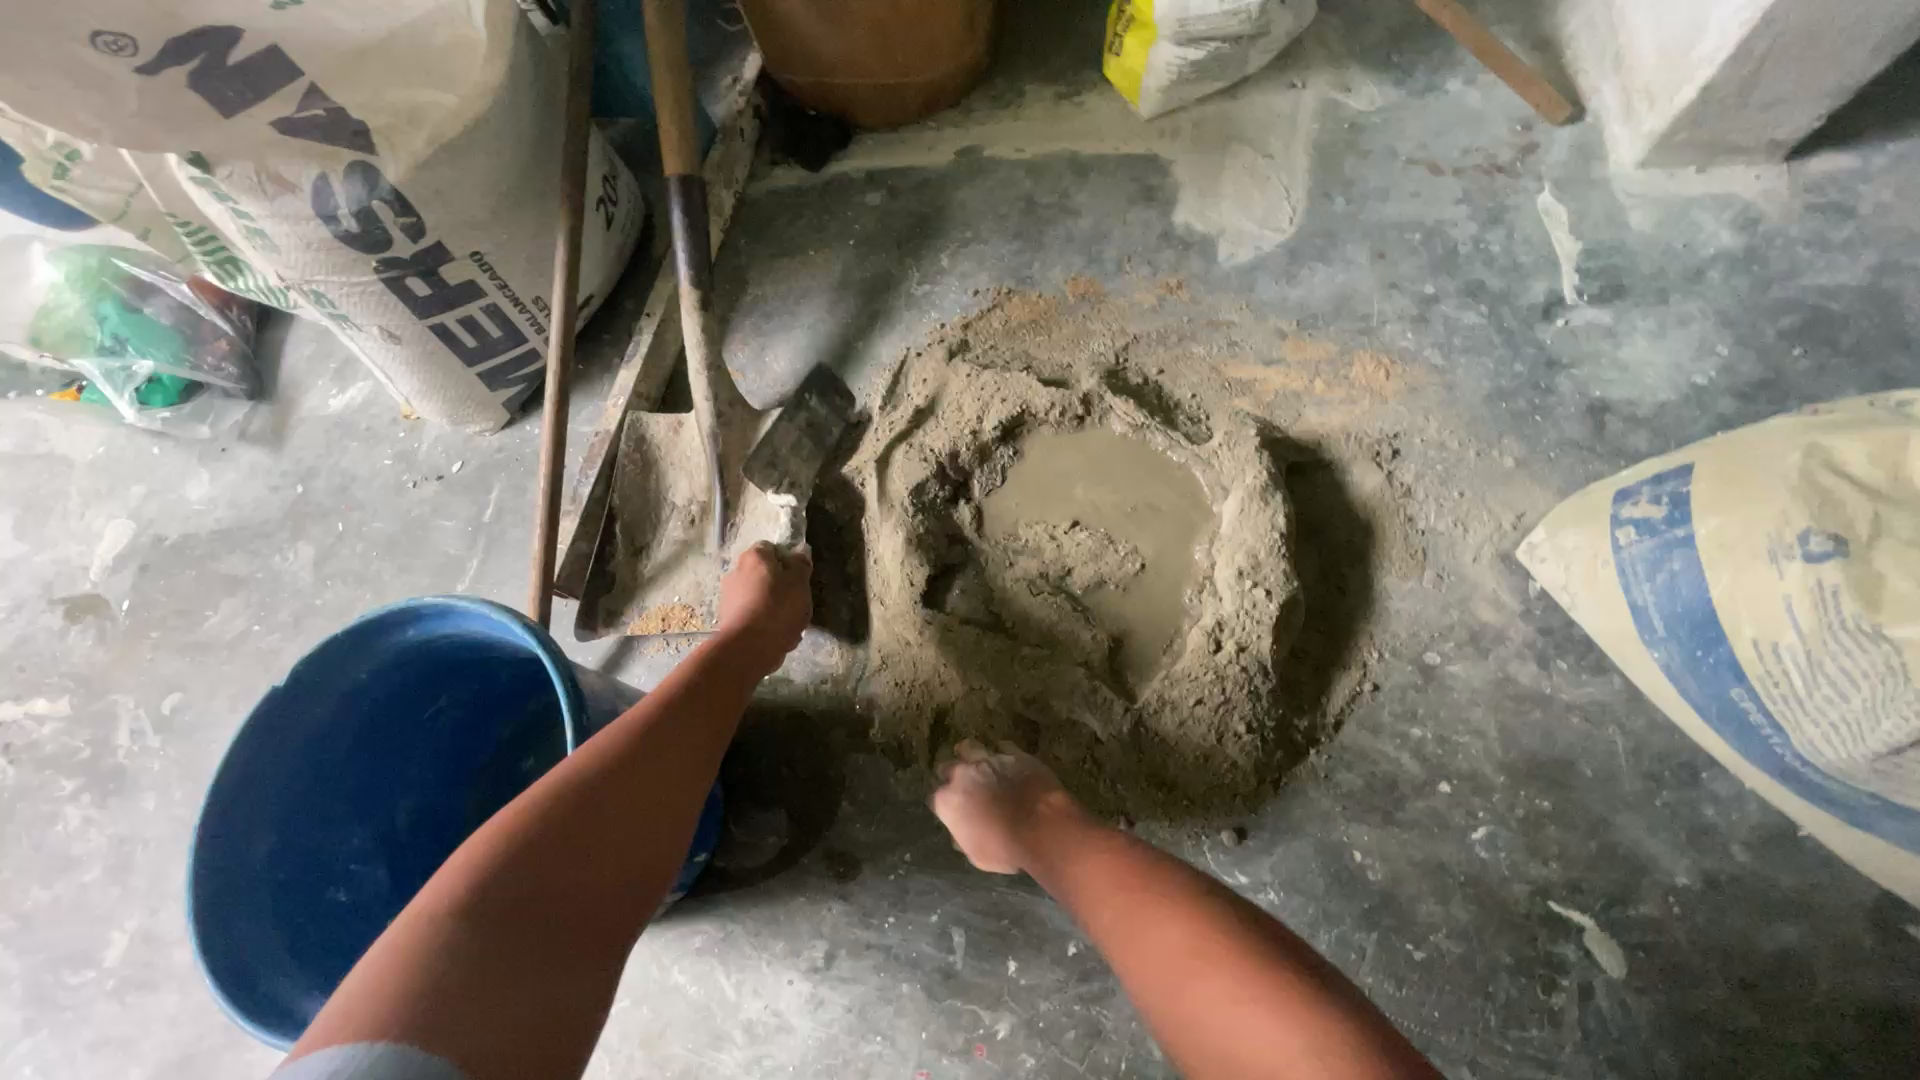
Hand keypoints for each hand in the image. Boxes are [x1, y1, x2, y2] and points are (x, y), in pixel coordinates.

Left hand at [716, 541, 811, 676]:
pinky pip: (752, 616)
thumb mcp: (800, 582)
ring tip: (789, 623)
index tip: (798, 576)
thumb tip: (799, 553)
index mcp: (753, 557)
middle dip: (779, 585)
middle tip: (796, 600)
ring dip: (772, 606)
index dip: (786, 560)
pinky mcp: (728, 619)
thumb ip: (800, 564)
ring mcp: (729, 597)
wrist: (749, 647)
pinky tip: (777, 636)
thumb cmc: (778, 608)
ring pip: (759, 597)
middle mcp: (736, 572)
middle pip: (763, 574)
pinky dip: (764, 623)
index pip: (770, 548)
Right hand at [932, 740, 1084, 874]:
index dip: (946, 804)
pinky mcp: (1013, 754)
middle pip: (948, 768)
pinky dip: (1002, 754)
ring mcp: (988, 760)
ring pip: (970, 748)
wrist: (1041, 828)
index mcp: (948, 801)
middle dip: (953, 776)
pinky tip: (1007, 762)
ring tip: (977, 762)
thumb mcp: (976, 855)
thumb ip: (963, 838)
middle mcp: (962, 775)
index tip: (954, 811)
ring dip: (970, 754)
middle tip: (965, 786)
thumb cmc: (1005, 849)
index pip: (937, 798)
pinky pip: (1002, 747)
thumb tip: (960, 834)